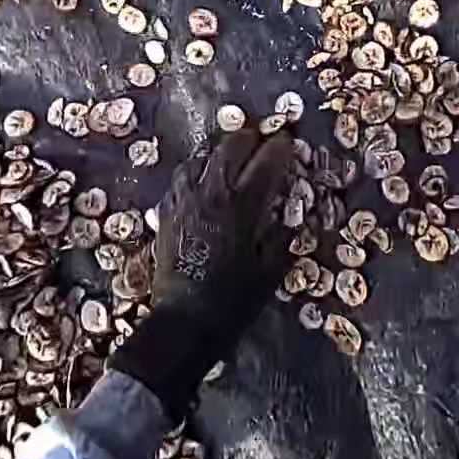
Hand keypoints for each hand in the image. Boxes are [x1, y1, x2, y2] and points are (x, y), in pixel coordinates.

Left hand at [108, 130, 298, 418]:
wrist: (184, 320)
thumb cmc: (233, 299)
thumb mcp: (270, 269)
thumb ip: (281, 234)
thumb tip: (290, 212)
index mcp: (242, 205)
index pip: (266, 161)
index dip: (280, 147)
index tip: (289, 141)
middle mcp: (212, 191)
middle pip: (232, 145)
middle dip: (251, 137)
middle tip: (262, 139)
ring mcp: (185, 195)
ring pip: (204, 154)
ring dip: (222, 148)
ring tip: (234, 152)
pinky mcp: (167, 206)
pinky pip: (184, 173)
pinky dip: (199, 166)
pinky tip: (205, 174)